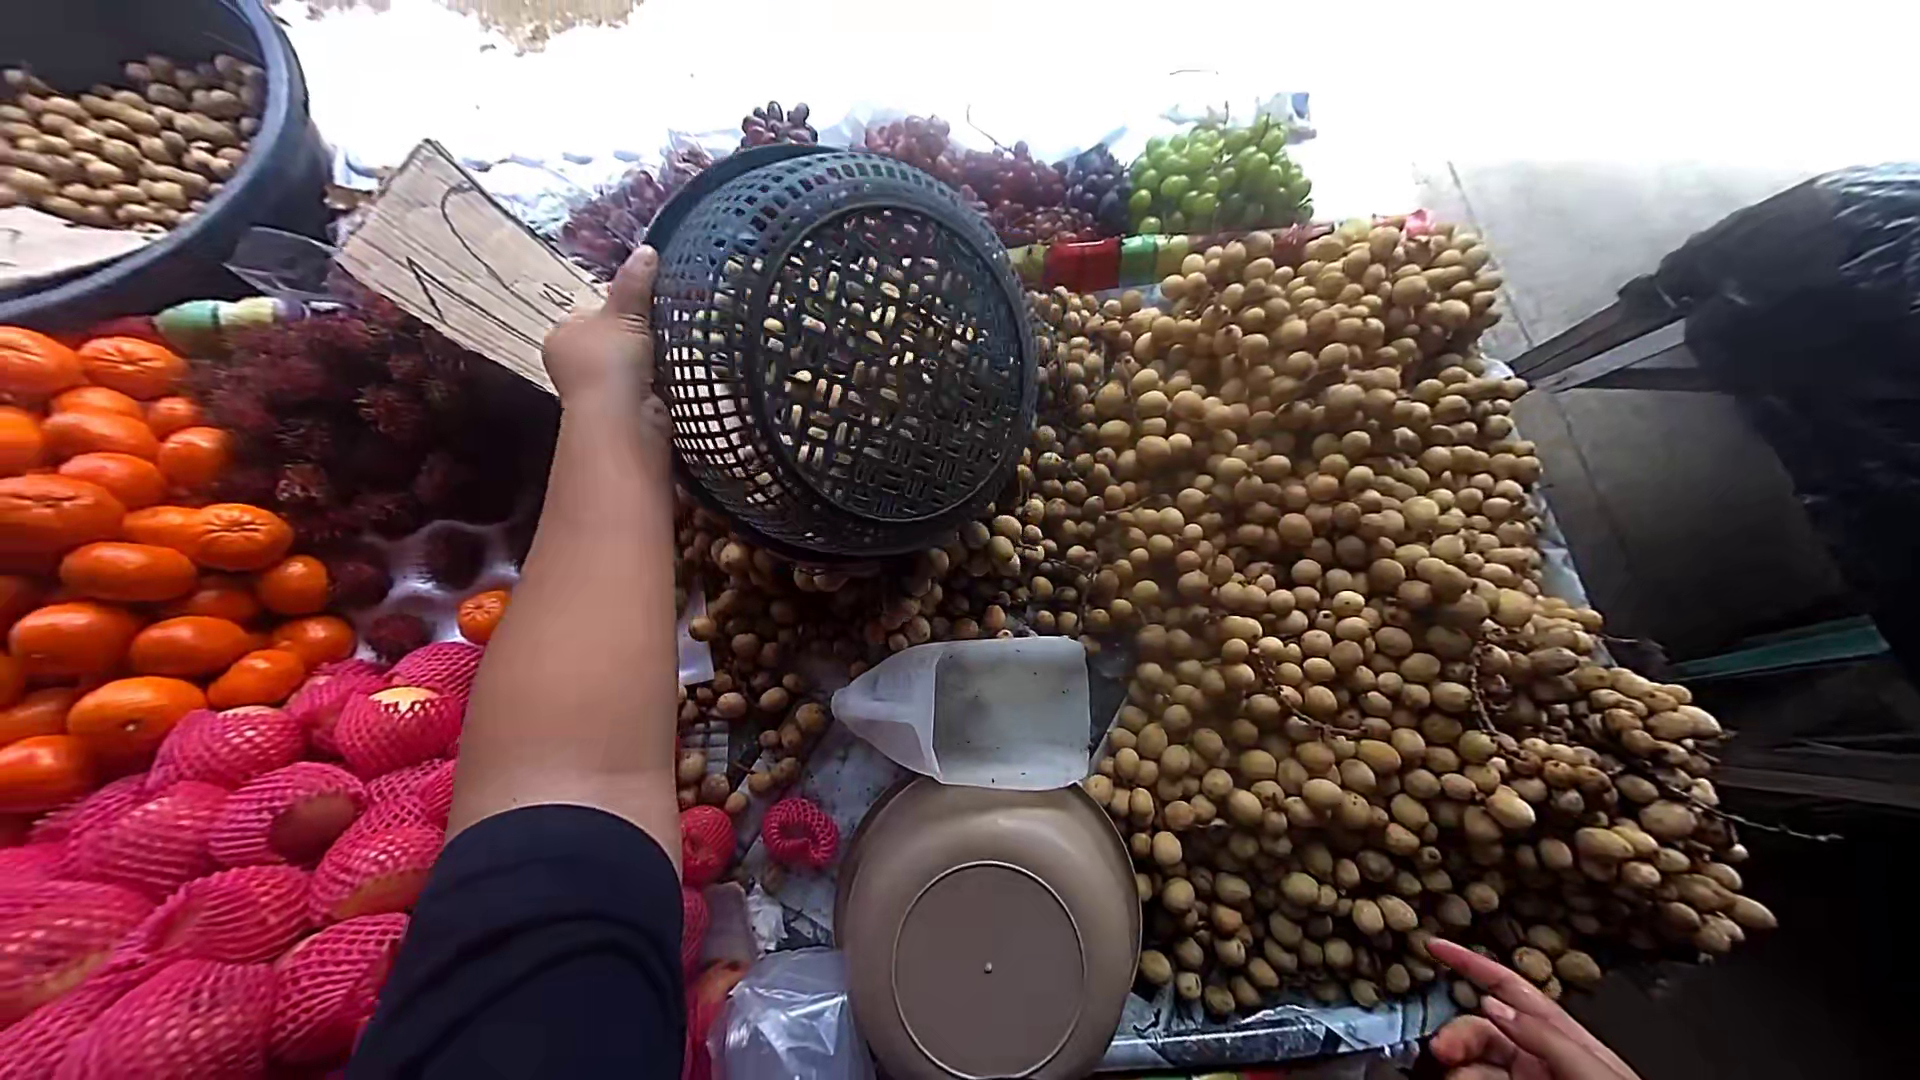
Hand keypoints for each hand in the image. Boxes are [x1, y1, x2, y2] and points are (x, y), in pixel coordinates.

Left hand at [543, 244, 664, 416]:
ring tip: (673, 351)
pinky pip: (645, 386)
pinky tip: (671, 376)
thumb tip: (648, 249)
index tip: (648, 309)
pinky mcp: (624, 409)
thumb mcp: (624, 314)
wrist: (622, 417)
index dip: (621, 308)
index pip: (594, 312)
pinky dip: (658, 381)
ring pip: (631, 365)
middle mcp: (574, 362)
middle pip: (614, 339)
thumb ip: (635, 284)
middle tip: (664, 329)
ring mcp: (598, 389)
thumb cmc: (610, 361)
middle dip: (637, 337)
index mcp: (562, 334)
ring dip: (650, 361)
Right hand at [1427, 939, 1639, 1079]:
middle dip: (1456, 1034)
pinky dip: (1463, 1078)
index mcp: (1563, 1038)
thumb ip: (1545, 1035)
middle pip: (1481, 1027)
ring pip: (1473, 1059)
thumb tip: (1490, 1003)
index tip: (1434, 946)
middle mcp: (1538, 1056)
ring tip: (1457, 1079)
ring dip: (1459, 1067)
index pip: (1510, 987)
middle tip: (1442, 1051)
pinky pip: (1474, 1079)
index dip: (1472, 963)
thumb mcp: (1597, 1074)